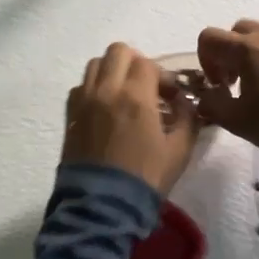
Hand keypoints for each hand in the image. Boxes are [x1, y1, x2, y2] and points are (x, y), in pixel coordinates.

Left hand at [62, 43, 201, 194]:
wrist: (102, 206)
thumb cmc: (145, 178)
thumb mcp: (179, 150)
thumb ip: (188, 119)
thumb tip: (185, 102)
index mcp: (135, 96)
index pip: (147, 63)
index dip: (162, 76)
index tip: (170, 96)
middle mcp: (106, 91)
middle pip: (117, 52)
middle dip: (135, 63)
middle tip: (146, 87)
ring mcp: (84, 102)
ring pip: (95, 64)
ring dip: (112, 71)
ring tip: (124, 95)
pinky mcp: (70, 116)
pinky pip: (80, 87)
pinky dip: (94, 88)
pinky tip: (105, 109)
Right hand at [195, 20, 258, 151]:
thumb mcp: (238, 120)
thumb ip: (213, 106)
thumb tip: (205, 98)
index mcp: (246, 48)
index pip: (209, 38)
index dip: (205, 59)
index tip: (217, 84)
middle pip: (237, 32)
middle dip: (229, 53)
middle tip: (235, 82)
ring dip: (252, 53)